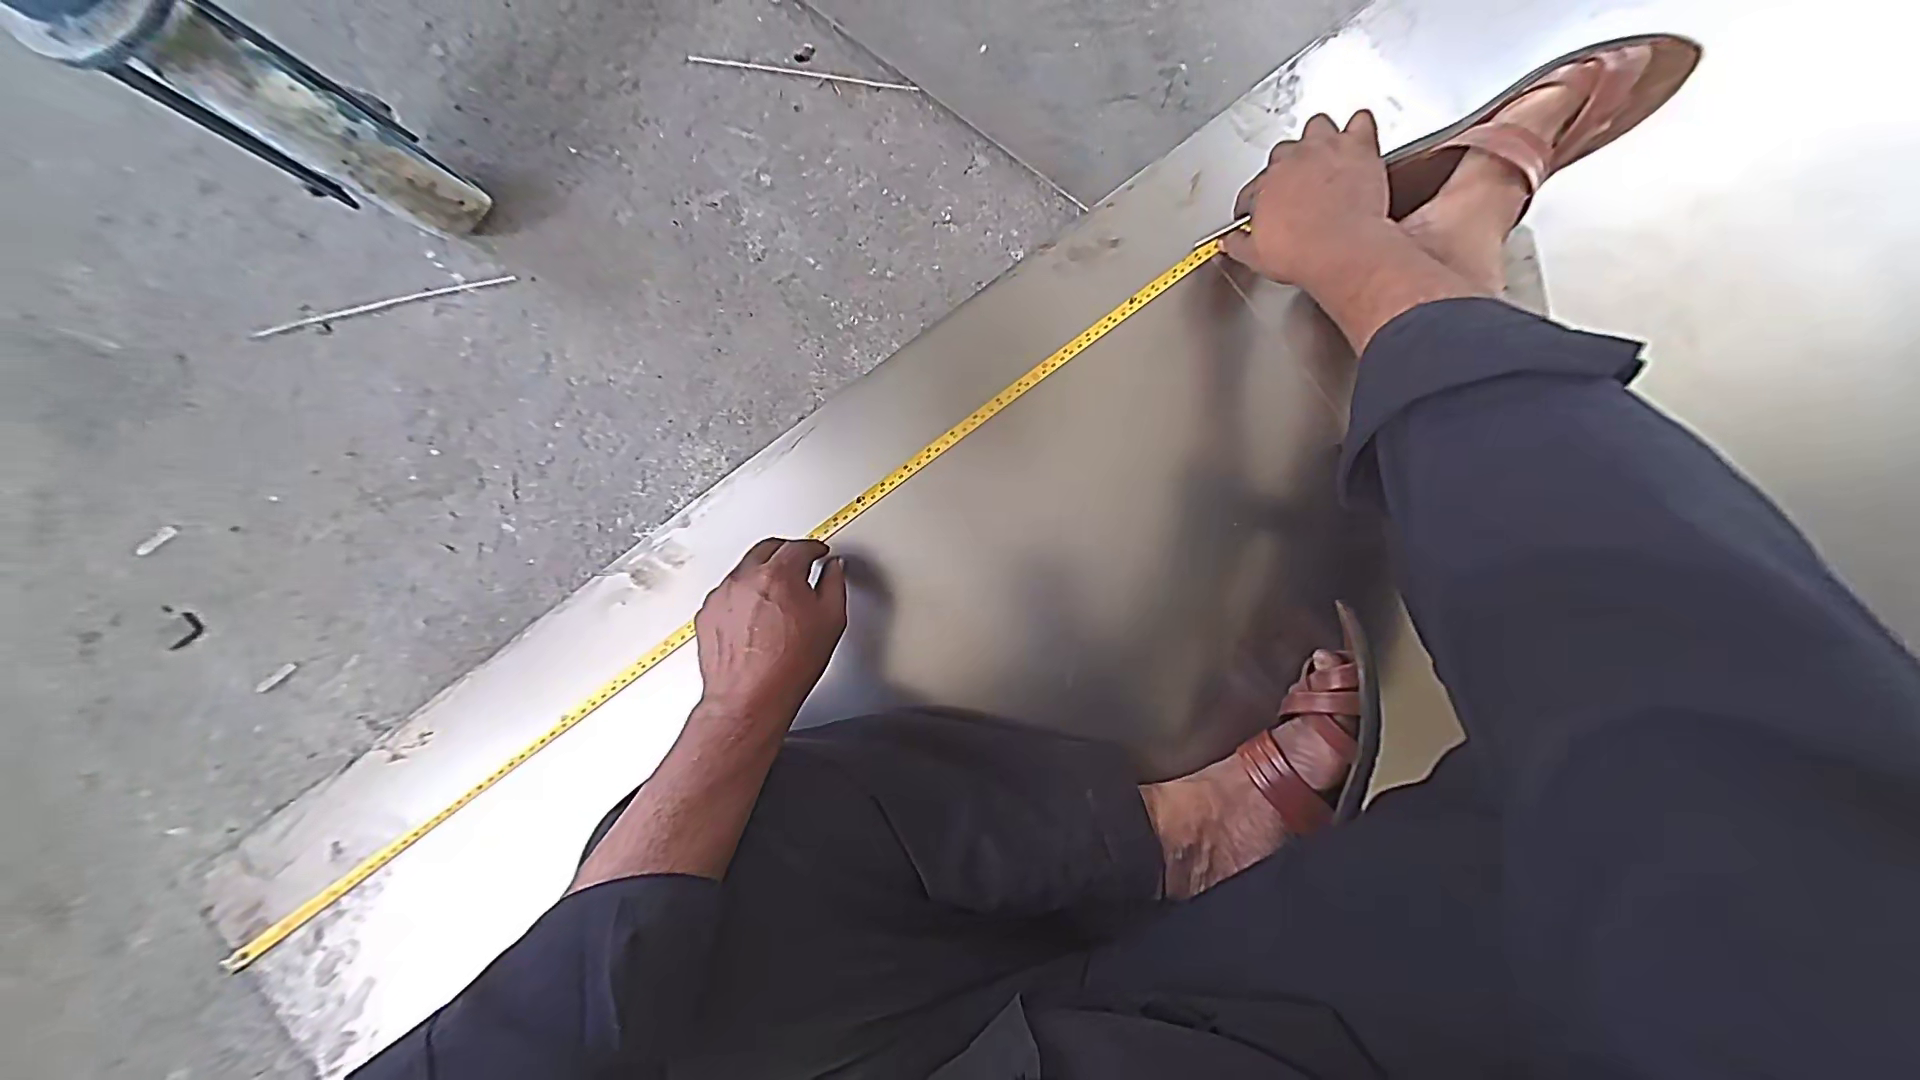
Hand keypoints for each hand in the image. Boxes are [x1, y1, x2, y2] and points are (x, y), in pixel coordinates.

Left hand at [693, 538, 847, 722]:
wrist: (750, 698)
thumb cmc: (788, 666)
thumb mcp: (831, 620)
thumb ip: (834, 584)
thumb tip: (833, 570)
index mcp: (778, 574)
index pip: (799, 546)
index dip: (814, 548)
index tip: (818, 553)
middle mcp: (745, 578)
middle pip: (768, 548)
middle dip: (786, 552)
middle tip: (800, 561)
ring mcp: (723, 595)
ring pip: (746, 568)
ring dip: (764, 573)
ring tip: (779, 595)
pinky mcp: (708, 612)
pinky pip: (729, 591)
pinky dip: (745, 594)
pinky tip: (758, 614)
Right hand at [1223, 111, 1396, 291]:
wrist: (1342, 249)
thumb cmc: (1301, 252)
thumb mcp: (1253, 256)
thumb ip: (1236, 243)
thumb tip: (1229, 240)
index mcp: (1264, 186)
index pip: (1250, 190)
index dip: (1251, 204)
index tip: (1255, 213)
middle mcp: (1293, 160)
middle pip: (1282, 154)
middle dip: (1283, 169)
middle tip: (1289, 188)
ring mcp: (1326, 149)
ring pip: (1316, 127)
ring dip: (1316, 139)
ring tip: (1319, 158)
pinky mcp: (1359, 146)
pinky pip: (1361, 121)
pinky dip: (1358, 128)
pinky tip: (1355, 140)